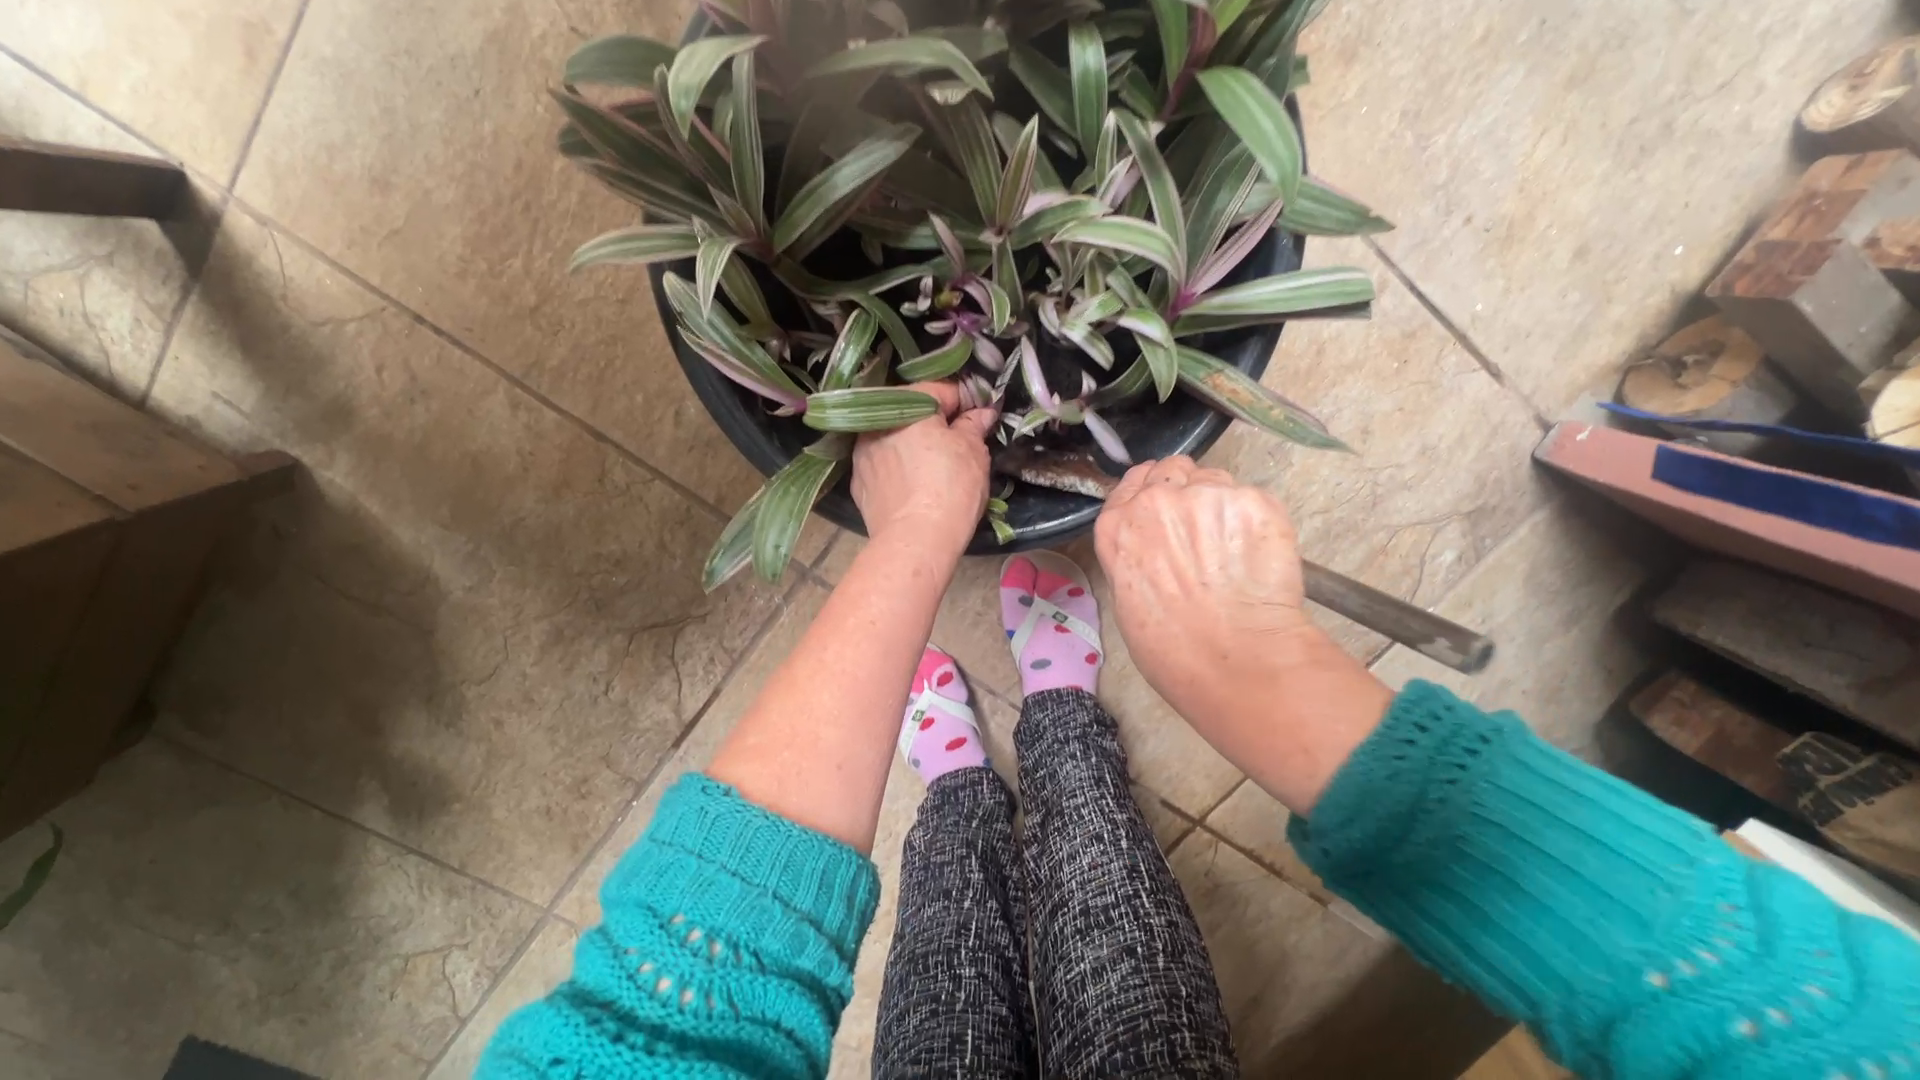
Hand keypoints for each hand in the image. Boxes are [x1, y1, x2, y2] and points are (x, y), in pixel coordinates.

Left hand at [852, 382, 997, 558]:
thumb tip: (981, 412)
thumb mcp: (974, 451)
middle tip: (961, 444)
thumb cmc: (950, 487)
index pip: (942, 389)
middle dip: (937, 424)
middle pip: (913, 413)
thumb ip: (974, 424)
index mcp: (906, 404)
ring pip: (895, 439)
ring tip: (936, 468)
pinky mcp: (858, 483)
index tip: (980, 419)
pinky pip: (884, 465)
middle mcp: (876, 422)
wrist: (916, 540)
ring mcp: (862, 453)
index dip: (966, 402)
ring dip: (914, 445)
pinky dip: (899, 469)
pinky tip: (915, 486)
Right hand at [1095, 456, 1314, 706]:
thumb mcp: (1126, 598)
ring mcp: (1207, 495)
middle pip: (1174, 470)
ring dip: (1222, 505)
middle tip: (1203, 530)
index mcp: (1118, 526)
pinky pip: (1253, 499)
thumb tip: (1156, 546)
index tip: (1167, 507)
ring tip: (1234, 550)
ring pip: (1216, 480)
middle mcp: (1156, 500)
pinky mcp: (1254, 502)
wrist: (1234, 660)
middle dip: (1187, 491)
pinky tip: (1257, 557)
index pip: (1134, 480)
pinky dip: (1256, 523)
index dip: (1153, 491)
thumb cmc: (1171, 649)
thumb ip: (1134, 553)